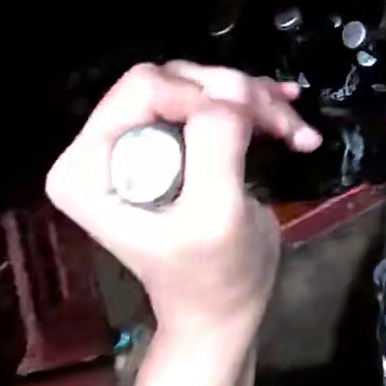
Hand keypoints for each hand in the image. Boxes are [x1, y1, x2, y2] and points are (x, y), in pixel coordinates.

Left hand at [45, 62, 321, 335]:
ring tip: (296, 132)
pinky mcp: (180, 143)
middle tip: (286, 128)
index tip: (254, 130)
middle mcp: (108, 145)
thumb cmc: (215, 274)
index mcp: (90, 164)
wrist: (226, 305)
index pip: (146, 88)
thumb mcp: (215, 216)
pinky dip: (262, 108)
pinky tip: (291, 122)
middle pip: (180, 80)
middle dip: (240, 98)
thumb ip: (215, 149)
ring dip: (259, 104)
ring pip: (208, 87)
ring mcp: (145, 142)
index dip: (206, 98)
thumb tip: (233, 95)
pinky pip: (222, 102)